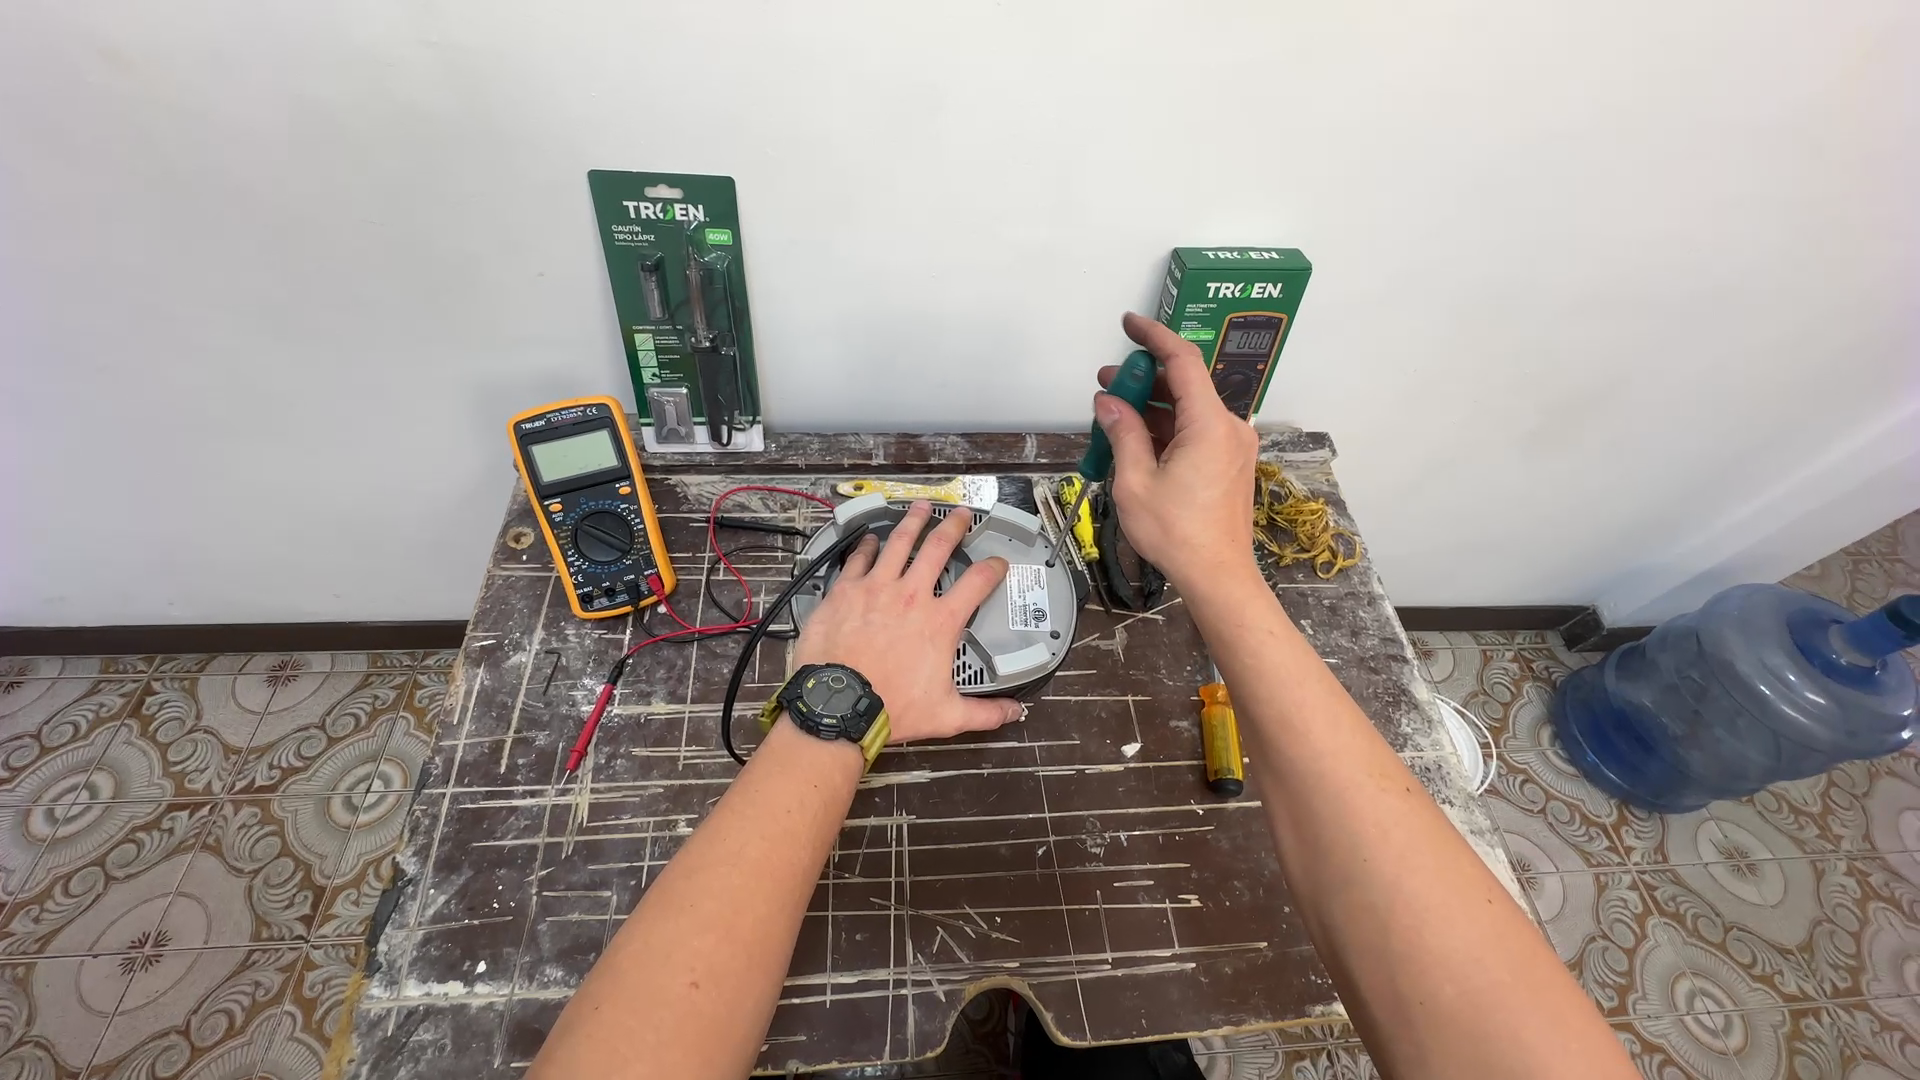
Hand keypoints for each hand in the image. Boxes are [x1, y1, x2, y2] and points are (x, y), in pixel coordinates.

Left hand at [790, 501, 1025, 741]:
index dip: (993, 568)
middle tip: (962, 514)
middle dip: (954, 527)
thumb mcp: (946, 715)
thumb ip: (984, 713)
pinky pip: (859, 559)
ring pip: (898, 543)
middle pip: (938, 548)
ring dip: (913, 522)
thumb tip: (1014, 714)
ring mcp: (875, 588)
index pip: (978, 583)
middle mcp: (911, 596)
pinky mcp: (845, 591)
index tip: (998, 562)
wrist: (838, 705)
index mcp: (940, 621)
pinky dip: (867, 546)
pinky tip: (870, 538)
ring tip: (921, 507)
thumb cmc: (892, 708)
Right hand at [1095, 312, 1260, 593]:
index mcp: (1209, 424)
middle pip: (1184, 385)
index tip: (1129, 323)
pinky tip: (1135, 438)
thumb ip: (1123, 433)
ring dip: (1152, 407)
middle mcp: (1228, 427)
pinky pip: (1195, 431)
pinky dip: (1166, 428)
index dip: (1154, 337)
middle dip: (1143, 379)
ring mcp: (1232, 446)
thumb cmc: (1177, 533)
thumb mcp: (1136, 481)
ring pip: (1188, 410)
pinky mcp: (1229, 463)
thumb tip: (1109, 402)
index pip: (1183, 361)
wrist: (1217, 575)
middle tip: (1107, 382)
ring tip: (1113, 413)